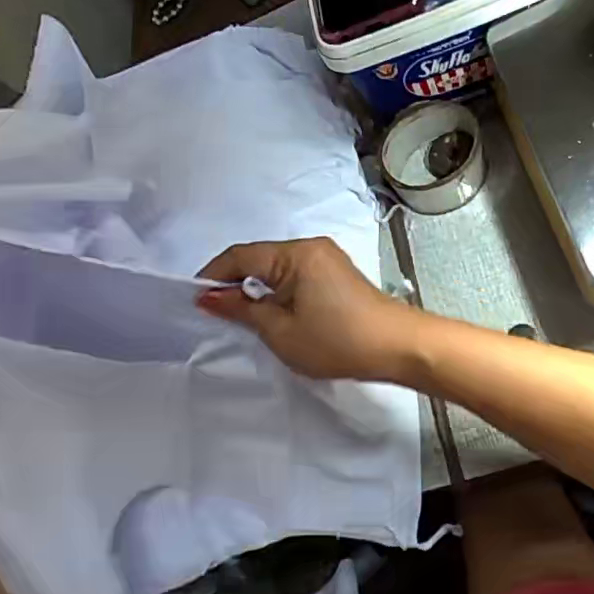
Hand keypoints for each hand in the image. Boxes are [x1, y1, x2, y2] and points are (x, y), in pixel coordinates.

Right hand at [195, 237, 424, 382]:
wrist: (397, 346)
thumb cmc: (337, 341)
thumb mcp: (280, 331)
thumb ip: (242, 310)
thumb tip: (210, 297)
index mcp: (296, 254)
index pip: (240, 255)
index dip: (213, 276)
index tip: (195, 301)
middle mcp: (312, 247)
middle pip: (260, 258)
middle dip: (235, 283)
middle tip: (216, 314)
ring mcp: (328, 259)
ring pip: (278, 268)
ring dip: (258, 289)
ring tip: (243, 319)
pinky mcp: (338, 274)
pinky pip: (297, 276)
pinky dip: (279, 292)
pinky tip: (274, 314)